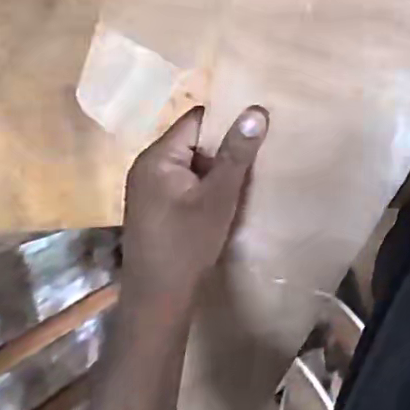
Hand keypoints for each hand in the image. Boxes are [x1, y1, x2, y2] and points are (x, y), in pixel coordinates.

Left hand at [121, 106, 265, 308]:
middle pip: (197, 138)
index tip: (259, 127)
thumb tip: (257, 109)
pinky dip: (211, 181)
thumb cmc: (187, 243)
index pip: (197, 119)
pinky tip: (231, 193)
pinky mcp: (158, 204)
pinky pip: (190, 178)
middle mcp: (148, 166)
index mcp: (157, 158)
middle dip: (228, 143)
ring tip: (251, 170)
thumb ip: (237, 152)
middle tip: (261, 150)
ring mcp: (150, 187)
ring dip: (221, 164)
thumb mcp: (220, 195)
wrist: (158, 300)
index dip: (229, 119)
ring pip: (196, 160)